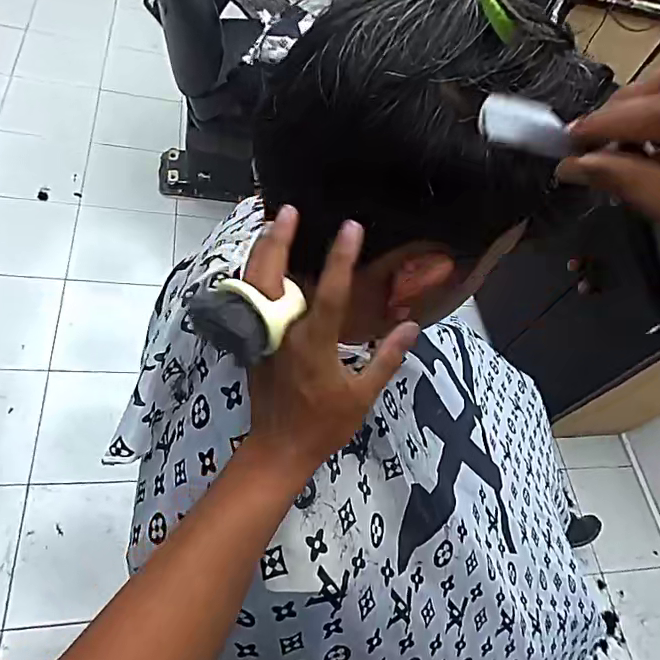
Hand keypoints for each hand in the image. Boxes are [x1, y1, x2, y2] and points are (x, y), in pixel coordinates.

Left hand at [240, 207, 417, 471]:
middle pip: (271, 276)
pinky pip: (249, 300)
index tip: (351, 228)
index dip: (342, 257)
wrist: (278, 449)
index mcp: (314, 344)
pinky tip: (264, 264)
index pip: (331, 292)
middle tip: (287, 209)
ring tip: (272, 224)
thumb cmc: (323, 425)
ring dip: (261, 251)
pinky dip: (254, 275)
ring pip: (252, 285)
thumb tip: (411, 327)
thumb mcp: (362, 396)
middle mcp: (282, 333)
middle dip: (278, 239)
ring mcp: (262, 336)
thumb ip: (386, 358)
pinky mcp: (252, 343)